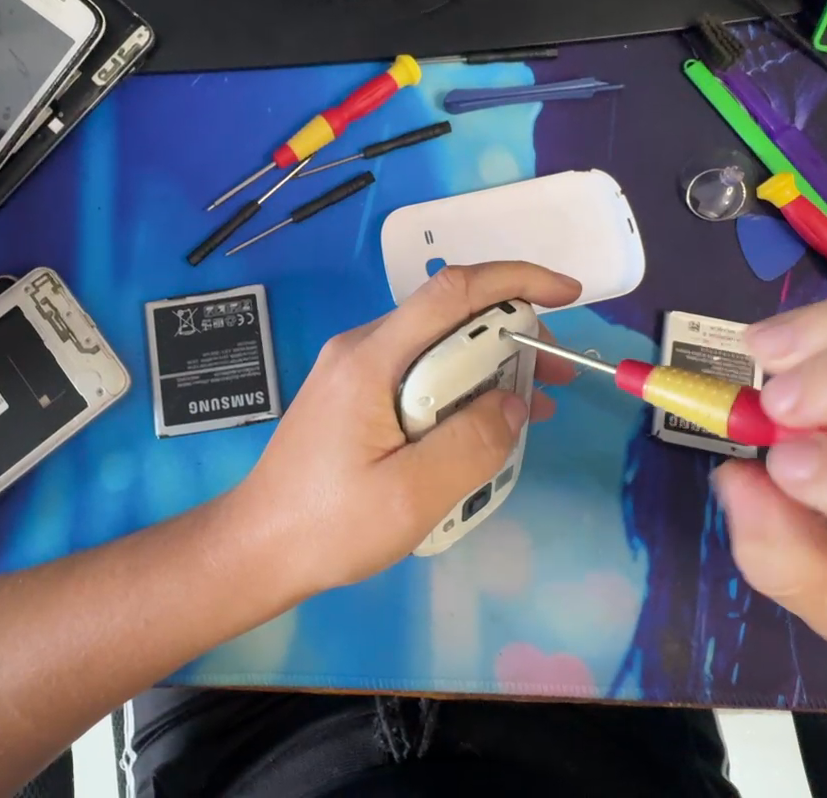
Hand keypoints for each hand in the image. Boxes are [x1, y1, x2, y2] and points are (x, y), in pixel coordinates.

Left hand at [229, 262, 581, 596]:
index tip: (567, 295)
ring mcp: (353, 371)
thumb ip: (471, 444)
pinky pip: (418, 376)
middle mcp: (361, 349)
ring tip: (535, 405)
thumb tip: (515, 402)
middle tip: (557, 376)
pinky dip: (459, 391)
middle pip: (447, 318)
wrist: (259, 546)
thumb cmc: (330, 524)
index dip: (515, 281)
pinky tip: (485, 425)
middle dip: (511, 335)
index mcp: (371, 359)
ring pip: (436, 348)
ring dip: (488, 368)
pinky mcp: (354, 395)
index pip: (451, 292)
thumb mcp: (412, 493)